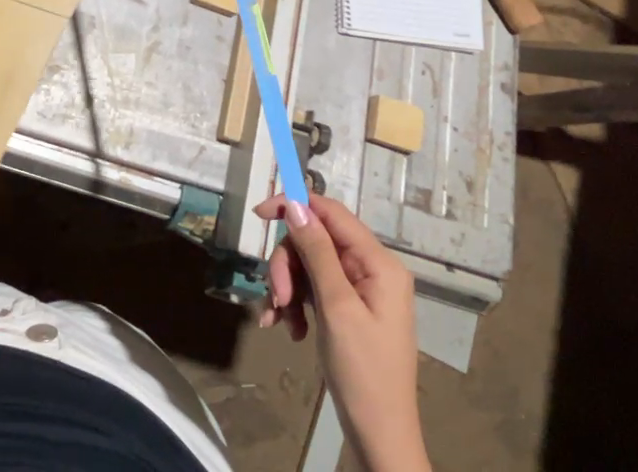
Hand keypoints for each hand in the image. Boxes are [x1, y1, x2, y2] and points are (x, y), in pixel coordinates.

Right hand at [256, 195, 428, 471]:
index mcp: (378, 264)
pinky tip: (286, 328)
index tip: (258, 214)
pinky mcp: (347, 309)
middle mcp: (371, 269)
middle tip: (277, 297)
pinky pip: (312, 290)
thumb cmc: (363, 369)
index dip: (294, 205)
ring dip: (287, 288)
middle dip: (288, 265)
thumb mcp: (335, 307)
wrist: (379, 431)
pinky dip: (294, 304)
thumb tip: (296, 205)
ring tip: (280, 318)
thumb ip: (317, 252)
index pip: (331, 213)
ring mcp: (360, 290)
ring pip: (308, 265)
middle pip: (314, 241)